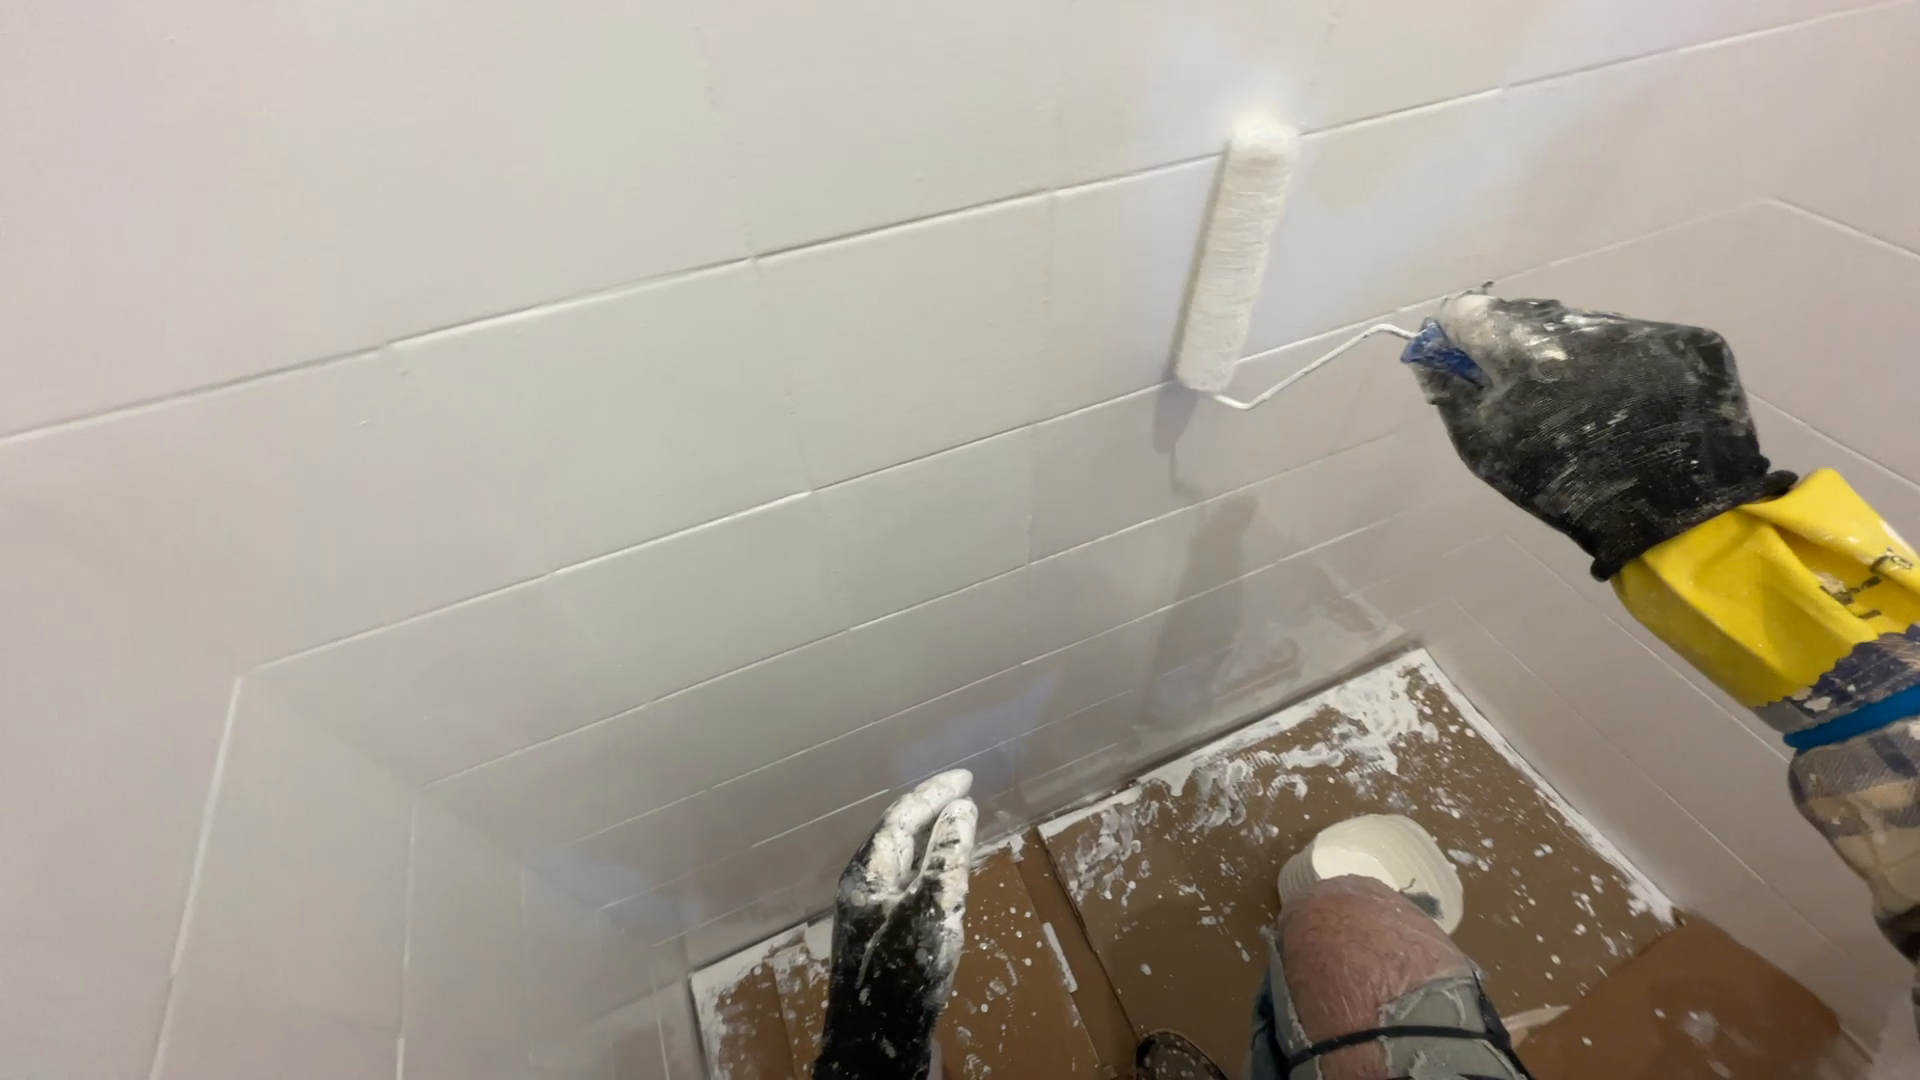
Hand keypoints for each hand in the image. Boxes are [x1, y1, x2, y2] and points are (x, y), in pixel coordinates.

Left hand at [815, 770, 976, 1079]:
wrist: (876, 1048)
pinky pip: (911, 883)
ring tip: (959, 821)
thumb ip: (946, 855)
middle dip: (931, 810)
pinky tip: (947, 873)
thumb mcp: (932, 908)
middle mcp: (866, 885)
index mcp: (868, 871)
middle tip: (965, 792)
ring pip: (905, 859)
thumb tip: (962, 807)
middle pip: (900, 834)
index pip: (903, 816)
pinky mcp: (886, 936)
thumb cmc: (902, 972)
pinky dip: (933, 867)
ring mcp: (874, 912)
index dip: (934, 792)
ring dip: (932, 837)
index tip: (966, 777)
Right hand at [1403, 293, 1794, 579]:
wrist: (1673, 514)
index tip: (1449, 342)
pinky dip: (1610, 358)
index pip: (1475, 314)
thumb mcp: (1483, 447)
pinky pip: (1632, 336)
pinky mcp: (1690, 340)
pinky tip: (1614, 395)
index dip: (1456, 326)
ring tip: (1565, 390)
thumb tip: (1429, 357)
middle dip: (1507, 337)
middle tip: (1504, 371)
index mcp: (1529, 357)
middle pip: (1530, 315)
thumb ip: (1452, 394)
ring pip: (1582, 323)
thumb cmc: (1559, 485)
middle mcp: (1588, 330)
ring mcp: (1646, 331)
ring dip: (1560, 347)